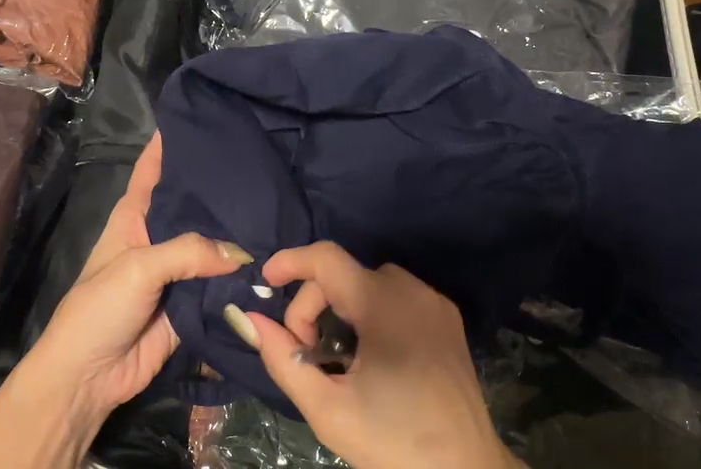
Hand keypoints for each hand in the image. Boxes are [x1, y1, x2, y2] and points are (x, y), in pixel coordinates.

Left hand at [26, 133, 252, 415]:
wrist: (89, 376)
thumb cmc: (100, 307)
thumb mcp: (138, 267)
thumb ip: (188, 252)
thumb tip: (242, 252)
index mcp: (135, 215)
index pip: (154, 168)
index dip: (173, 142)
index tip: (205, 117)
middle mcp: (158, 236)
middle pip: (193, 205)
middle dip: (221, 189)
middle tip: (263, 164)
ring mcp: (176, 272)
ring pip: (212, 246)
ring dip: (238, 236)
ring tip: (279, 210)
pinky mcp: (192, 305)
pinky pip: (220, 286)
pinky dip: (241, 278)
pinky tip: (273, 263)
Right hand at [237, 242, 517, 468]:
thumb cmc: (395, 442)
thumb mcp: (327, 409)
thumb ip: (282, 359)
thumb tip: (251, 320)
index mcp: (382, 304)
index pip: (325, 258)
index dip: (290, 261)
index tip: (265, 282)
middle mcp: (410, 290)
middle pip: (343, 275)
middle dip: (313, 307)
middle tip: (307, 355)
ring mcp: (434, 303)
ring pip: (369, 283)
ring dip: (341, 309)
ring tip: (338, 359)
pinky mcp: (448, 320)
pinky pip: (396, 297)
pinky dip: (371, 312)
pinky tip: (370, 356)